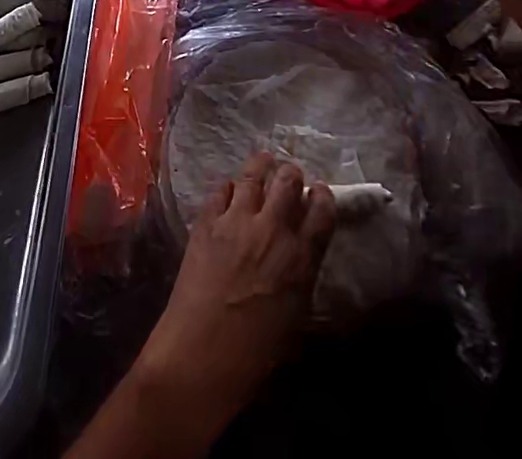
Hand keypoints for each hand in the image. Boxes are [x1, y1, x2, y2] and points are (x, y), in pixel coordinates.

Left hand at [133, 154, 335, 421]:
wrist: (198, 358)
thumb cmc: (254, 354)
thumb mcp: (295, 314)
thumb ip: (301, 273)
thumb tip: (301, 251)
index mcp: (301, 258)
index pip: (323, 208)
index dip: (322, 195)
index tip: (318, 193)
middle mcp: (272, 230)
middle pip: (289, 179)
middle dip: (292, 174)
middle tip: (288, 178)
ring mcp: (236, 222)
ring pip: (254, 173)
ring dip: (262, 166)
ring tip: (264, 163)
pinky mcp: (206, 222)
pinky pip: (221, 189)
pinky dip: (229, 187)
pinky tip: (230, 192)